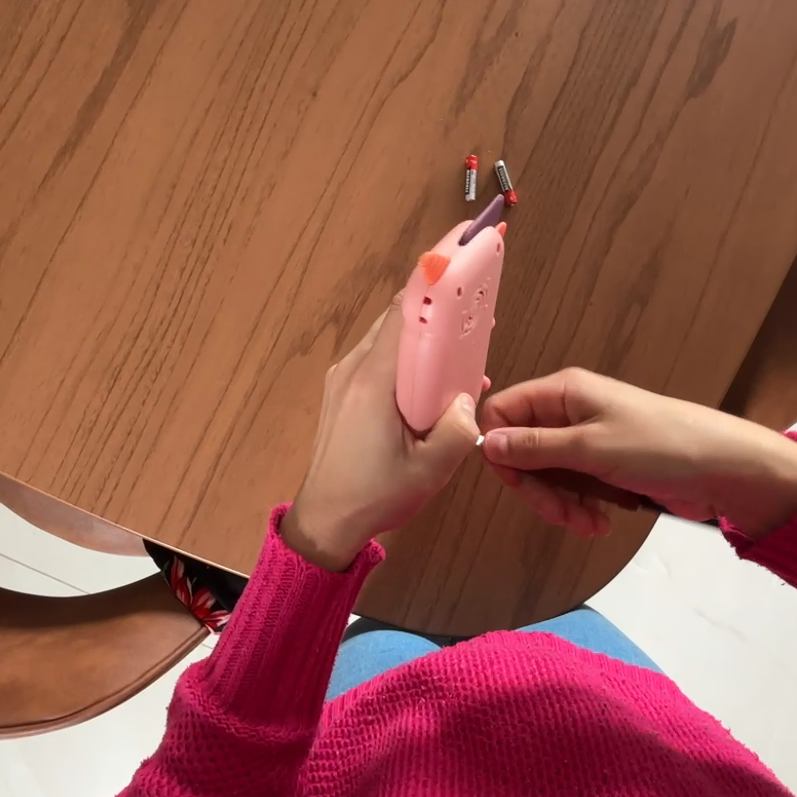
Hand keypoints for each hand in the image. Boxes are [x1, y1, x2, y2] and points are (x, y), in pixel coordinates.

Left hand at [284, 294, 480, 570]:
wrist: (324, 520)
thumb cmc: (375, 494)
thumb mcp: (430, 470)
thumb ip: (456, 428)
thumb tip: (467, 397)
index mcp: (373, 380)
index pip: (402, 313)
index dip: (432, 288)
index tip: (462, 275)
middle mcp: (352, 369)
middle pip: (395, 321)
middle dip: (434, 316)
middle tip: (473, 326)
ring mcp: (341, 380)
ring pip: (385, 340)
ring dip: (419, 341)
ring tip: (456, 358)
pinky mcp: (339, 393)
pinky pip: (375, 361)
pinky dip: (403, 361)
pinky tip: (427, 386)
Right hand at [478, 368, 796, 539]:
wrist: (726, 469)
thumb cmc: (660, 446)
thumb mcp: (592, 447)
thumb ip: (535, 447)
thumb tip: (486, 443)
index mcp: (562, 392)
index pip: (503, 411)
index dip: (500, 447)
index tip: (516, 480)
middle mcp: (568, 412)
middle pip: (521, 449)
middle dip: (536, 486)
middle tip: (559, 513)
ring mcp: (586, 440)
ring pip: (545, 474)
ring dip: (559, 503)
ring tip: (588, 522)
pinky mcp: (602, 466)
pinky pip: (570, 487)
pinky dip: (578, 507)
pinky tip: (599, 522)